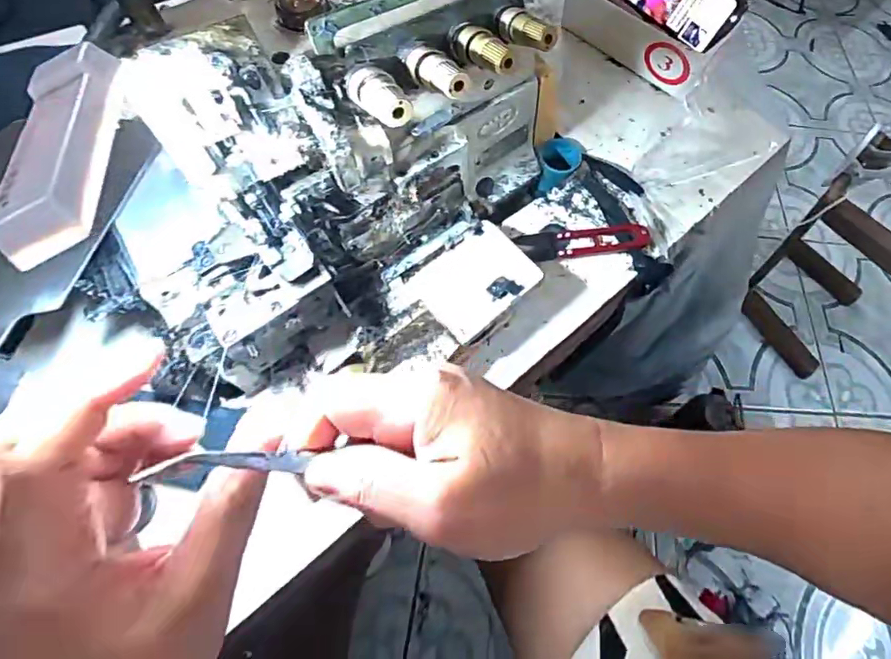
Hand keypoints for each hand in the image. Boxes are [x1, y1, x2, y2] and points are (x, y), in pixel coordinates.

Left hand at [0, 341, 276, 658]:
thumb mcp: (203, 587)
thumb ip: (234, 501)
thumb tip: (267, 431)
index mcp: (39, 572)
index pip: (37, 460)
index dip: (90, 397)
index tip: (148, 360)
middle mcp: (14, 555)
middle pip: (15, 444)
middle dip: (94, 401)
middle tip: (158, 385)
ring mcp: (25, 549)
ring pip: (50, 448)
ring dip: (122, 425)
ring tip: (187, 437)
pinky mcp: (49, 543)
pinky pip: (74, 469)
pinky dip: (123, 449)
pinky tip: (168, 459)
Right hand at [294, 364, 604, 559]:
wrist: (585, 474)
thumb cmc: (525, 490)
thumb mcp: (437, 505)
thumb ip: (368, 484)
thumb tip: (317, 469)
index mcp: (418, 394)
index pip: (330, 397)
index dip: (306, 440)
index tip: (309, 487)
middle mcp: (427, 383)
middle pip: (351, 411)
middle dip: (344, 462)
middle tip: (369, 507)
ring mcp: (444, 395)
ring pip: (377, 428)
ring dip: (375, 470)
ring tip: (408, 506)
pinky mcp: (458, 412)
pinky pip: (406, 435)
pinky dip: (401, 467)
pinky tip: (427, 495)